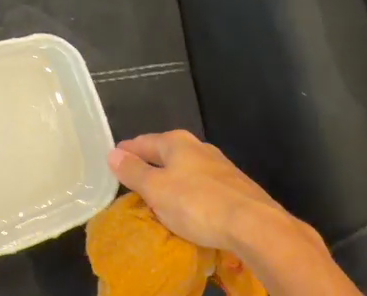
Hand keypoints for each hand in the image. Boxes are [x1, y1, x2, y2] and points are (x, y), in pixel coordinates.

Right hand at [106, 130, 291, 252]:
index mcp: (176, 142)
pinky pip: (204, 187)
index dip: (126, 151)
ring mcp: (220, 167)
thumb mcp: (157, 190)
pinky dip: (191, 194)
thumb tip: (112, 153)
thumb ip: (134, 171)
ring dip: (172, 181)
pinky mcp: (235, 188)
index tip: (114, 160)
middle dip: (150, 165)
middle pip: (166, 153)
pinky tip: (190, 210)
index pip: (143, 142)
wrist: (254, 225)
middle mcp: (198, 147)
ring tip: (160, 198)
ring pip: (186, 170)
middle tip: (134, 182)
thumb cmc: (197, 203)